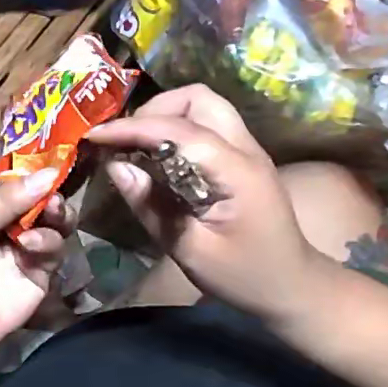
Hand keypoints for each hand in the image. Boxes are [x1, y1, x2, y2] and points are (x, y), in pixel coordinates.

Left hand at [0, 170, 73, 355]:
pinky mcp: (43, 273)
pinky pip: (56, 250)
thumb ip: (5, 200)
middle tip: (54, 192)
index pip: (19, 178)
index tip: (56, 158)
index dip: (37, 168)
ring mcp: (30, 247)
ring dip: (55, 215)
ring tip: (49, 213)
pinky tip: (31, 244)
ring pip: (57, 222)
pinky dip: (48, 242)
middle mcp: (14, 222)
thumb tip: (48, 174)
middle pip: (45, 199)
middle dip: (52, 193)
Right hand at [85, 85, 323, 321]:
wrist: (293, 287)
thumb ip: (152, 207)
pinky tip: (157, 155)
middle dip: (152, 111)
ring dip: (165, 116)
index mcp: (236, 171)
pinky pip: (206, 125)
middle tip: (122, 141)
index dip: (132, 128)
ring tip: (135, 145)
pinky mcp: (242, 158)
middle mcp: (245, 149)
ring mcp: (247, 150)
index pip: (178, 130)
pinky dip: (176, 128)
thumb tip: (115, 168)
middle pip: (197, 99)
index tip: (94, 137)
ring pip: (203, 106)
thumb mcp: (191, 252)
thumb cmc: (244, 276)